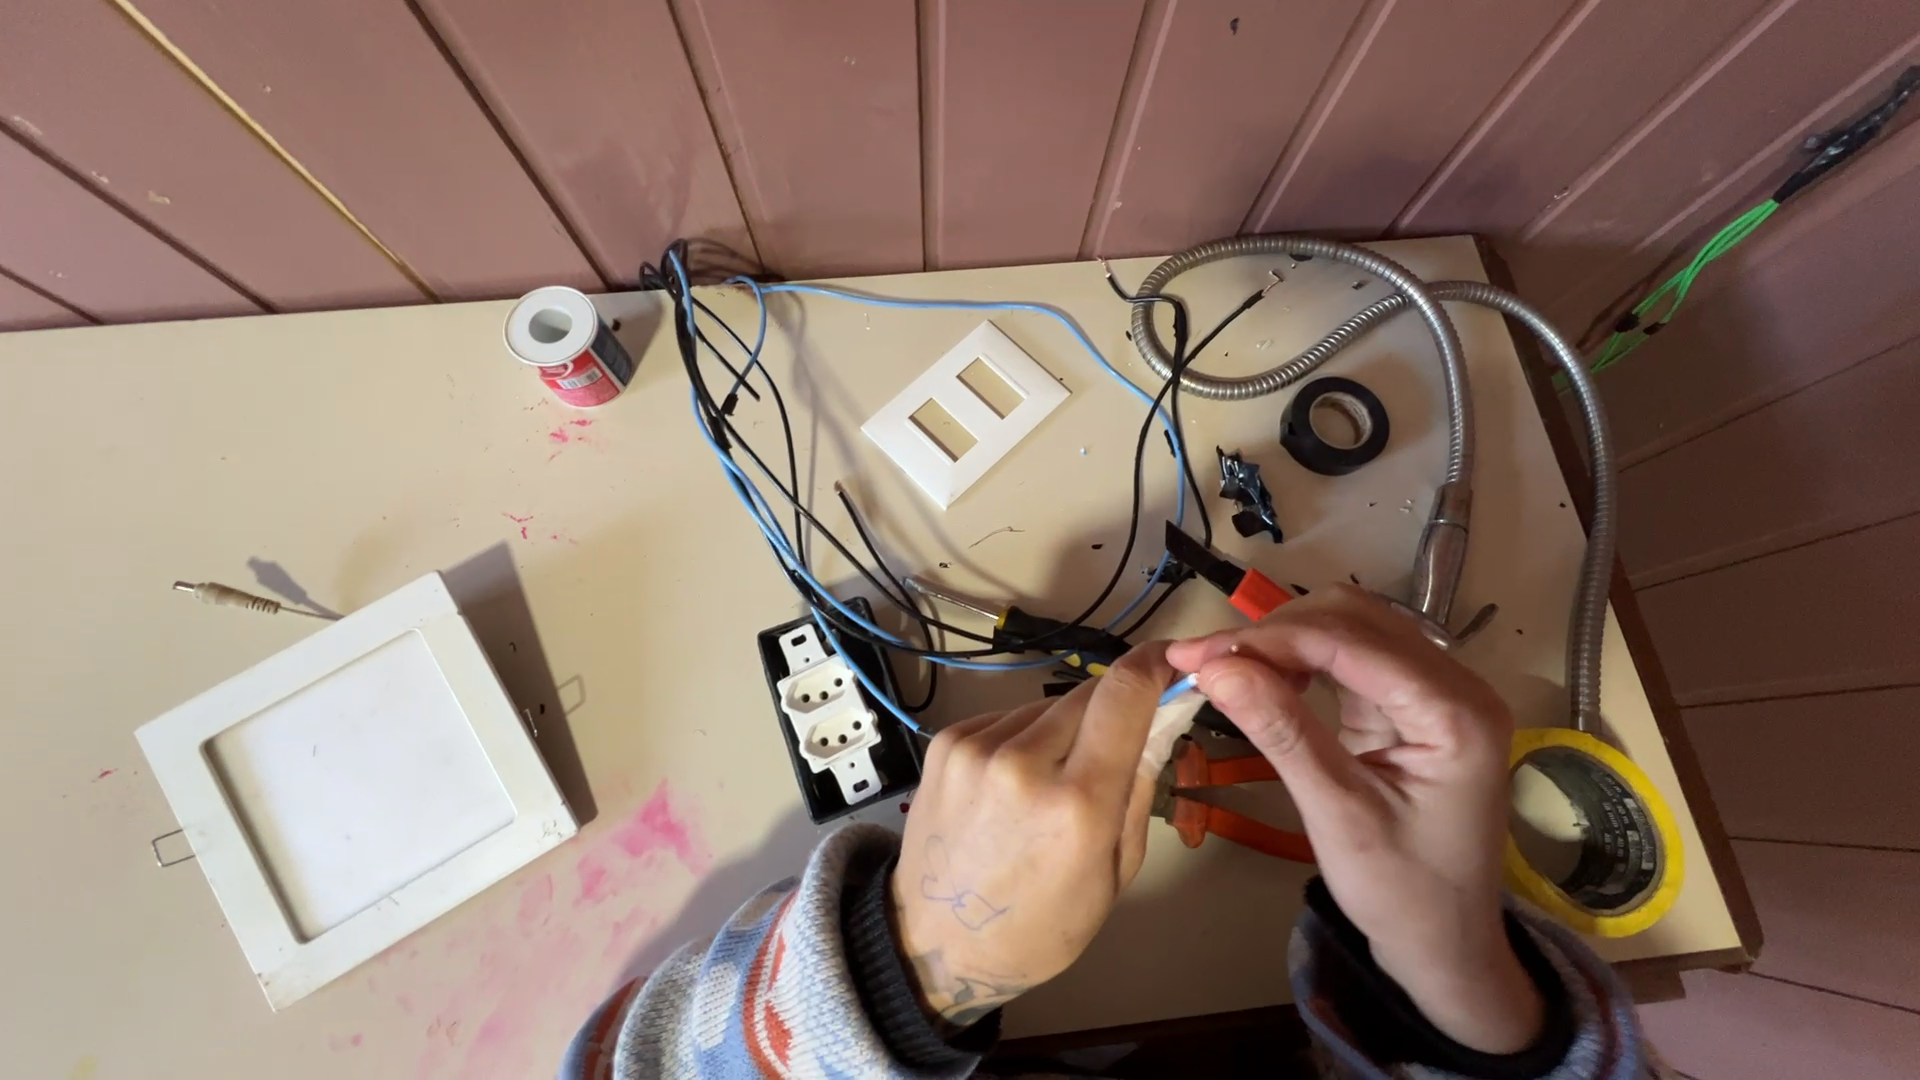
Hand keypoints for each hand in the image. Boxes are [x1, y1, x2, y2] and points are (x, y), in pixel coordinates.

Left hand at [891, 643, 1173, 1028]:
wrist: (933, 937)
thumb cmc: (1038, 926)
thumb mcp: (1114, 876)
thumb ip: (1138, 791)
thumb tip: (1157, 721)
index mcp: (1077, 804)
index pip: (1124, 696)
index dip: (1153, 664)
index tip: (1169, 657)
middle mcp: (1023, 762)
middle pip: (1089, 693)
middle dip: (1113, 706)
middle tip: (1115, 739)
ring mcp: (977, 746)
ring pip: (1047, 705)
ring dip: (1065, 726)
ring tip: (1053, 776)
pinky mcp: (947, 739)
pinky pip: (1008, 717)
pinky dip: (1025, 735)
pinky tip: (1015, 777)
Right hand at [1166, 587, 1543, 1053]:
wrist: (1445, 941)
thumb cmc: (1401, 889)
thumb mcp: (1337, 813)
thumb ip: (1280, 732)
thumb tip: (1214, 669)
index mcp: (1455, 711)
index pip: (1348, 642)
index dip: (1266, 640)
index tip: (1196, 656)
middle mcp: (1452, 682)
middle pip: (1349, 617)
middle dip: (1270, 632)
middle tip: (1202, 662)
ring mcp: (1430, 687)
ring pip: (1343, 624)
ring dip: (1278, 638)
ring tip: (1222, 667)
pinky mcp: (1404, 698)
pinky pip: (1342, 652)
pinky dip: (1294, 656)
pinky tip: (1261, 676)